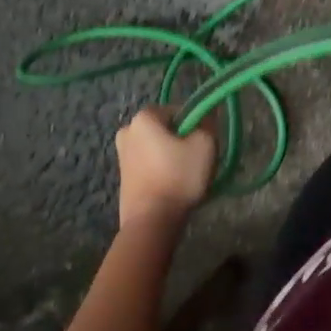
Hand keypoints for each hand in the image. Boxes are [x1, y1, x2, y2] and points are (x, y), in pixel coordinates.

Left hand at [114, 107, 216, 229]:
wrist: (151, 220)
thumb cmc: (179, 176)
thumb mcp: (205, 143)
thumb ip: (208, 121)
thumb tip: (206, 113)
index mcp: (144, 117)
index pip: (179, 110)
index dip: (196, 123)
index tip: (203, 142)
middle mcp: (127, 131)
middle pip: (167, 128)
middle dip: (182, 139)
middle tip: (197, 158)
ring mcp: (121, 155)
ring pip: (158, 146)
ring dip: (172, 155)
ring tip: (185, 175)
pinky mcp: (123, 176)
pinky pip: (150, 163)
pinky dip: (162, 169)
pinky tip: (172, 185)